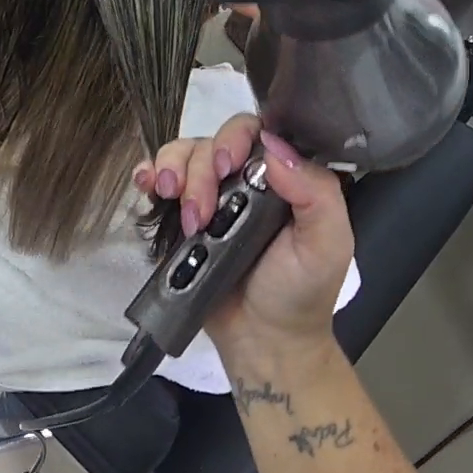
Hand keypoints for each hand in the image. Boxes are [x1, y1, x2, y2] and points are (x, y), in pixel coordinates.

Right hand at [135, 113, 353, 354]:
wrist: (260, 340)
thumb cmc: (299, 293)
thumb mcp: (327, 244)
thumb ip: (315, 193)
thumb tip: (273, 147)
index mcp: (283, 177)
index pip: (255, 132)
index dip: (234, 139)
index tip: (228, 169)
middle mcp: (244, 178)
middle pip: (210, 143)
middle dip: (199, 172)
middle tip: (199, 215)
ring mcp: (209, 195)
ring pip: (181, 154)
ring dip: (170, 170)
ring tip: (168, 199)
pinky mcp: (178, 214)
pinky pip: (157, 178)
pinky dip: (146, 173)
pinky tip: (144, 184)